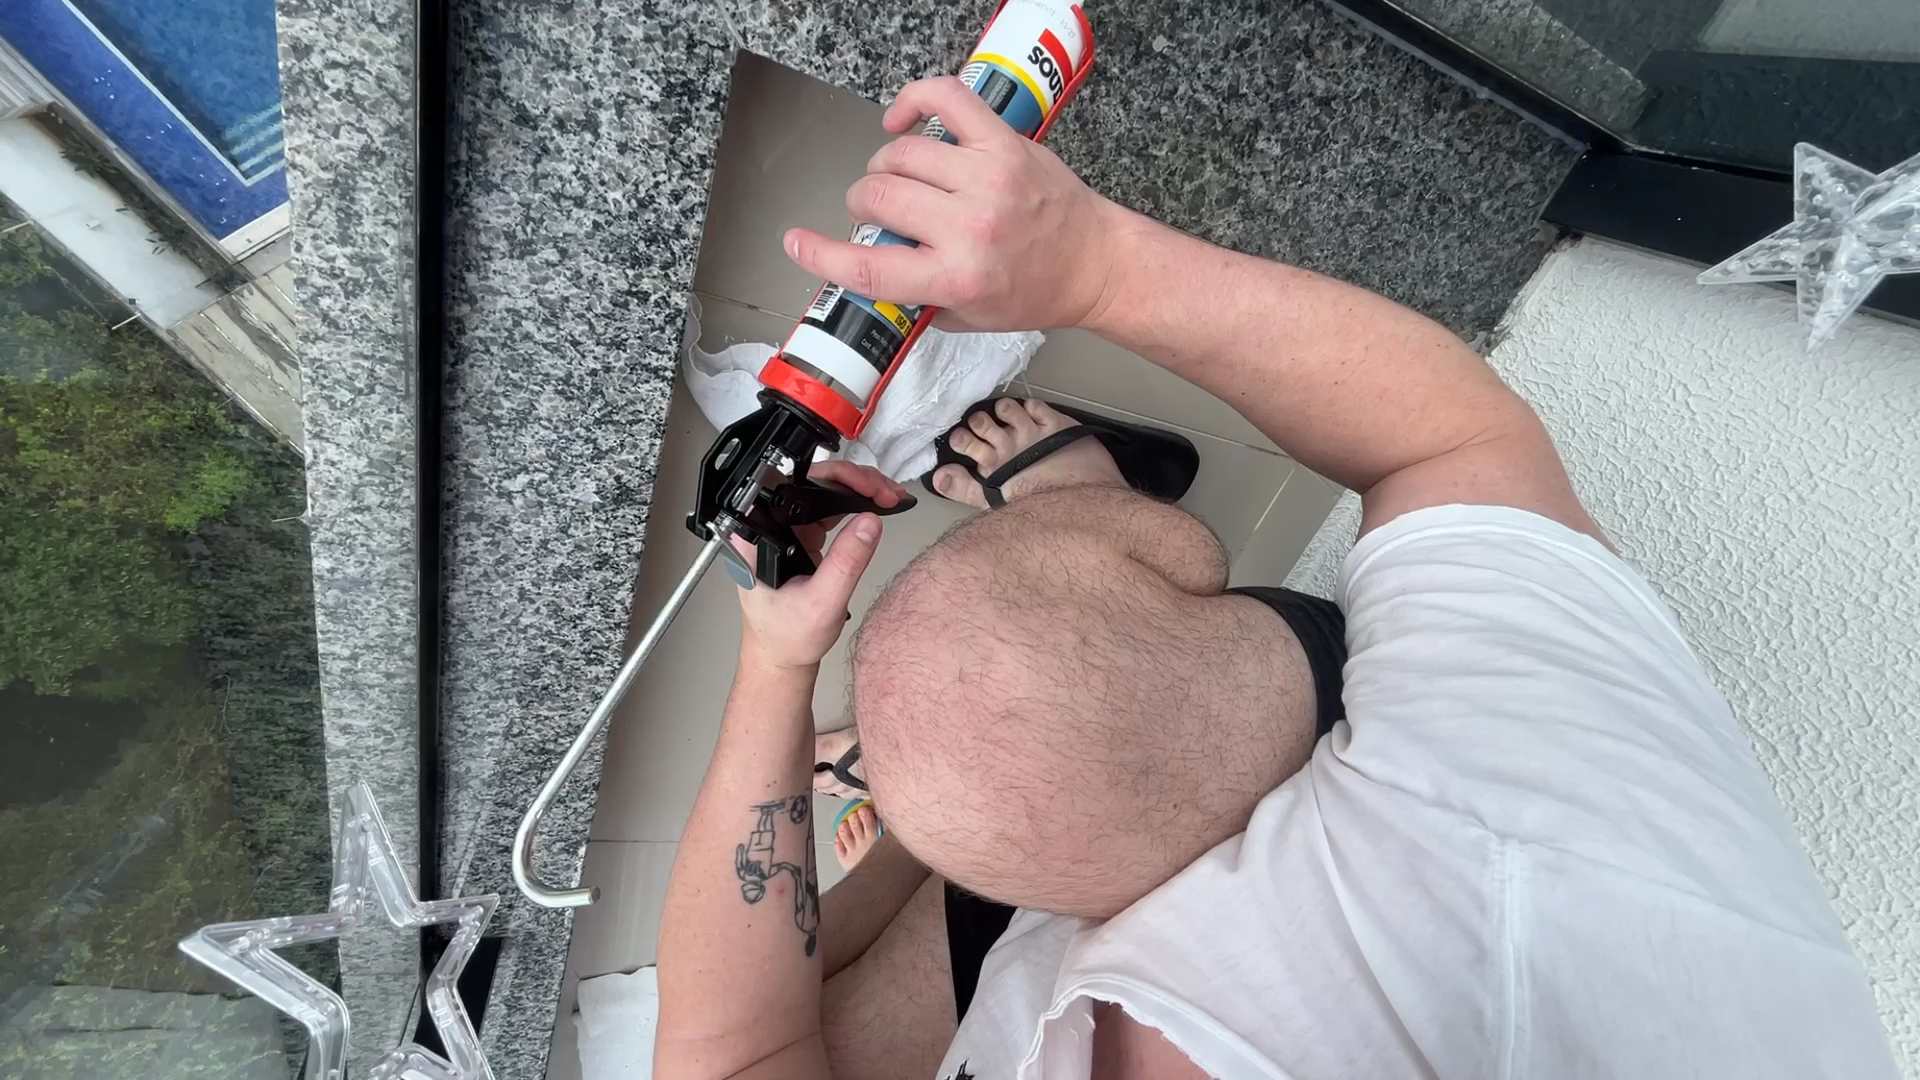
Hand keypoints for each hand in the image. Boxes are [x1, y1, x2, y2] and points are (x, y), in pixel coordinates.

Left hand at [734, 460, 907, 669]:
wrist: (781, 657)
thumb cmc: (788, 637)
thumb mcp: (823, 604)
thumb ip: (847, 563)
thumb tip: (870, 523)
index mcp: (757, 535)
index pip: (795, 486)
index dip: (835, 479)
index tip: (867, 487)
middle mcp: (767, 525)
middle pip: (813, 483)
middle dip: (856, 482)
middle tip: (888, 493)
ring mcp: (785, 528)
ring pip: (825, 492)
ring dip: (859, 490)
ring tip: (889, 497)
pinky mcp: (800, 534)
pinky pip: (830, 508)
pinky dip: (856, 504)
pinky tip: (876, 506)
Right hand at [782, 75, 1121, 332]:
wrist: (1091, 264)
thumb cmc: (1036, 293)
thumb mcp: (969, 318)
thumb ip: (917, 299)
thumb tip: (874, 271)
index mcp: (958, 277)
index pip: (870, 266)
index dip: (823, 255)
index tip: (798, 244)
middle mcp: (969, 226)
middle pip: (877, 197)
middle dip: (861, 207)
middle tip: (876, 218)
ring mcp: (986, 177)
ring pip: (900, 155)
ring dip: (884, 170)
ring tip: (898, 185)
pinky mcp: (1003, 143)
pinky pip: (945, 98)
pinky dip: (913, 102)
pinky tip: (901, 123)